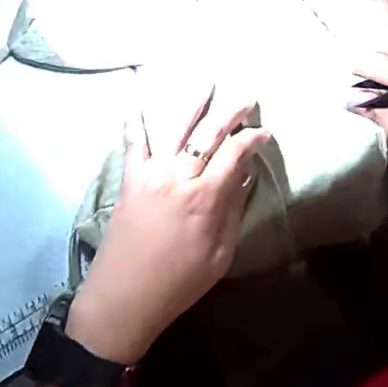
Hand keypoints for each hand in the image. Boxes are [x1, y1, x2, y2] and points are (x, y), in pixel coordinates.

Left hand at [69, 87, 269, 364]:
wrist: (123, 299)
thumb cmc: (179, 283)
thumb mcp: (220, 254)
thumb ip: (233, 210)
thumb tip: (245, 175)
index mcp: (205, 198)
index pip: (235, 154)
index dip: (252, 138)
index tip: (265, 133)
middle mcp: (178, 178)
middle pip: (209, 134)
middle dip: (231, 114)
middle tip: (247, 101)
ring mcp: (150, 176)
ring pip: (175, 131)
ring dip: (193, 106)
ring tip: (207, 86)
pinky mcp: (129, 182)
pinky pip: (132, 146)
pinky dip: (134, 125)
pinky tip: (137, 106)